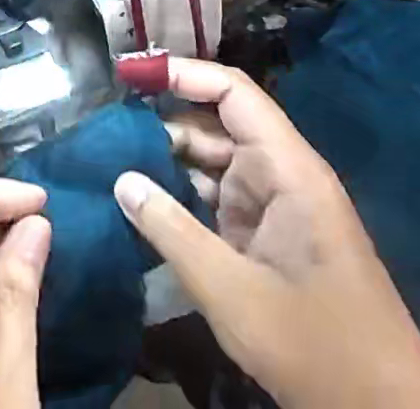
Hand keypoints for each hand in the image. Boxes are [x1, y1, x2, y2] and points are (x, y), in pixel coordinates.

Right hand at [114, 58, 419, 408]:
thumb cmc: (316, 345)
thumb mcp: (231, 289)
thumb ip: (171, 230)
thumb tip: (121, 180)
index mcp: (286, 170)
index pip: (232, 93)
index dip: (181, 73)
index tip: (129, 75)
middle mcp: (278, 174)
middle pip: (213, 123)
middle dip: (160, 120)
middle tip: (103, 127)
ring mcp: (271, 203)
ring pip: (209, 160)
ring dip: (163, 159)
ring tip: (108, 159)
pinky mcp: (261, 231)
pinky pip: (212, 194)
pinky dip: (177, 192)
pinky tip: (138, 199)